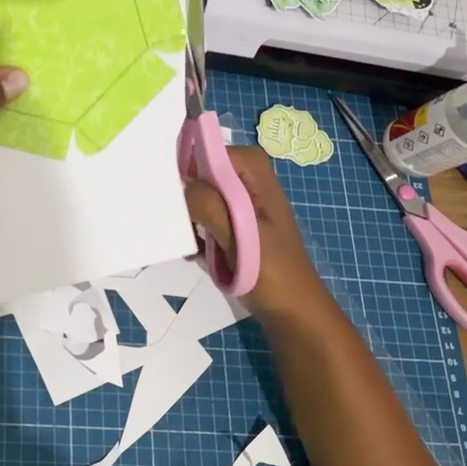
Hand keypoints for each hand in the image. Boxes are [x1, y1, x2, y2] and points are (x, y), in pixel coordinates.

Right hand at [184, 145, 335, 320]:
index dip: (195, 161)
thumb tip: (183, 185)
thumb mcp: (240, 237)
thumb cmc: (273, 273)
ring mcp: (242, 210)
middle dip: (188, 192)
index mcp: (257, 181)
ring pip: (203, 197)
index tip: (173, 182)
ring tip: (183, 237)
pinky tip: (192, 252)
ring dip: (189, 217)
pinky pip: (205, 220)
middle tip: (173, 214)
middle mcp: (249, 188)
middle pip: (208, 173)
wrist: (293, 313)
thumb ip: (210, 206)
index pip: (220, 152)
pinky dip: (196, 234)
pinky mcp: (234, 230)